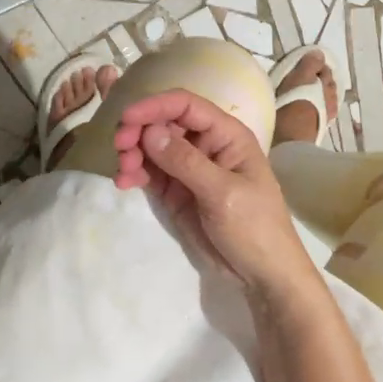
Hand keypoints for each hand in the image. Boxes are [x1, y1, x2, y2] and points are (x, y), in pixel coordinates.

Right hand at [112, 91, 318, 300]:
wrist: (263, 275)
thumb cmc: (255, 228)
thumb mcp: (223, 194)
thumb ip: (186, 162)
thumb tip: (149, 132)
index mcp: (226, 135)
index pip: (185, 106)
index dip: (154, 106)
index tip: (126, 119)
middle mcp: (205, 145)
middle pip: (164, 123)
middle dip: (139, 131)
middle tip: (119, 148)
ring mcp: (189, 168)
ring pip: (152, 147)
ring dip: (133, 153)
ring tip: (124, 172)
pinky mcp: (177, 191)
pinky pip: (150, 172)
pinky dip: (135, 173)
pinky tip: (125, 183)